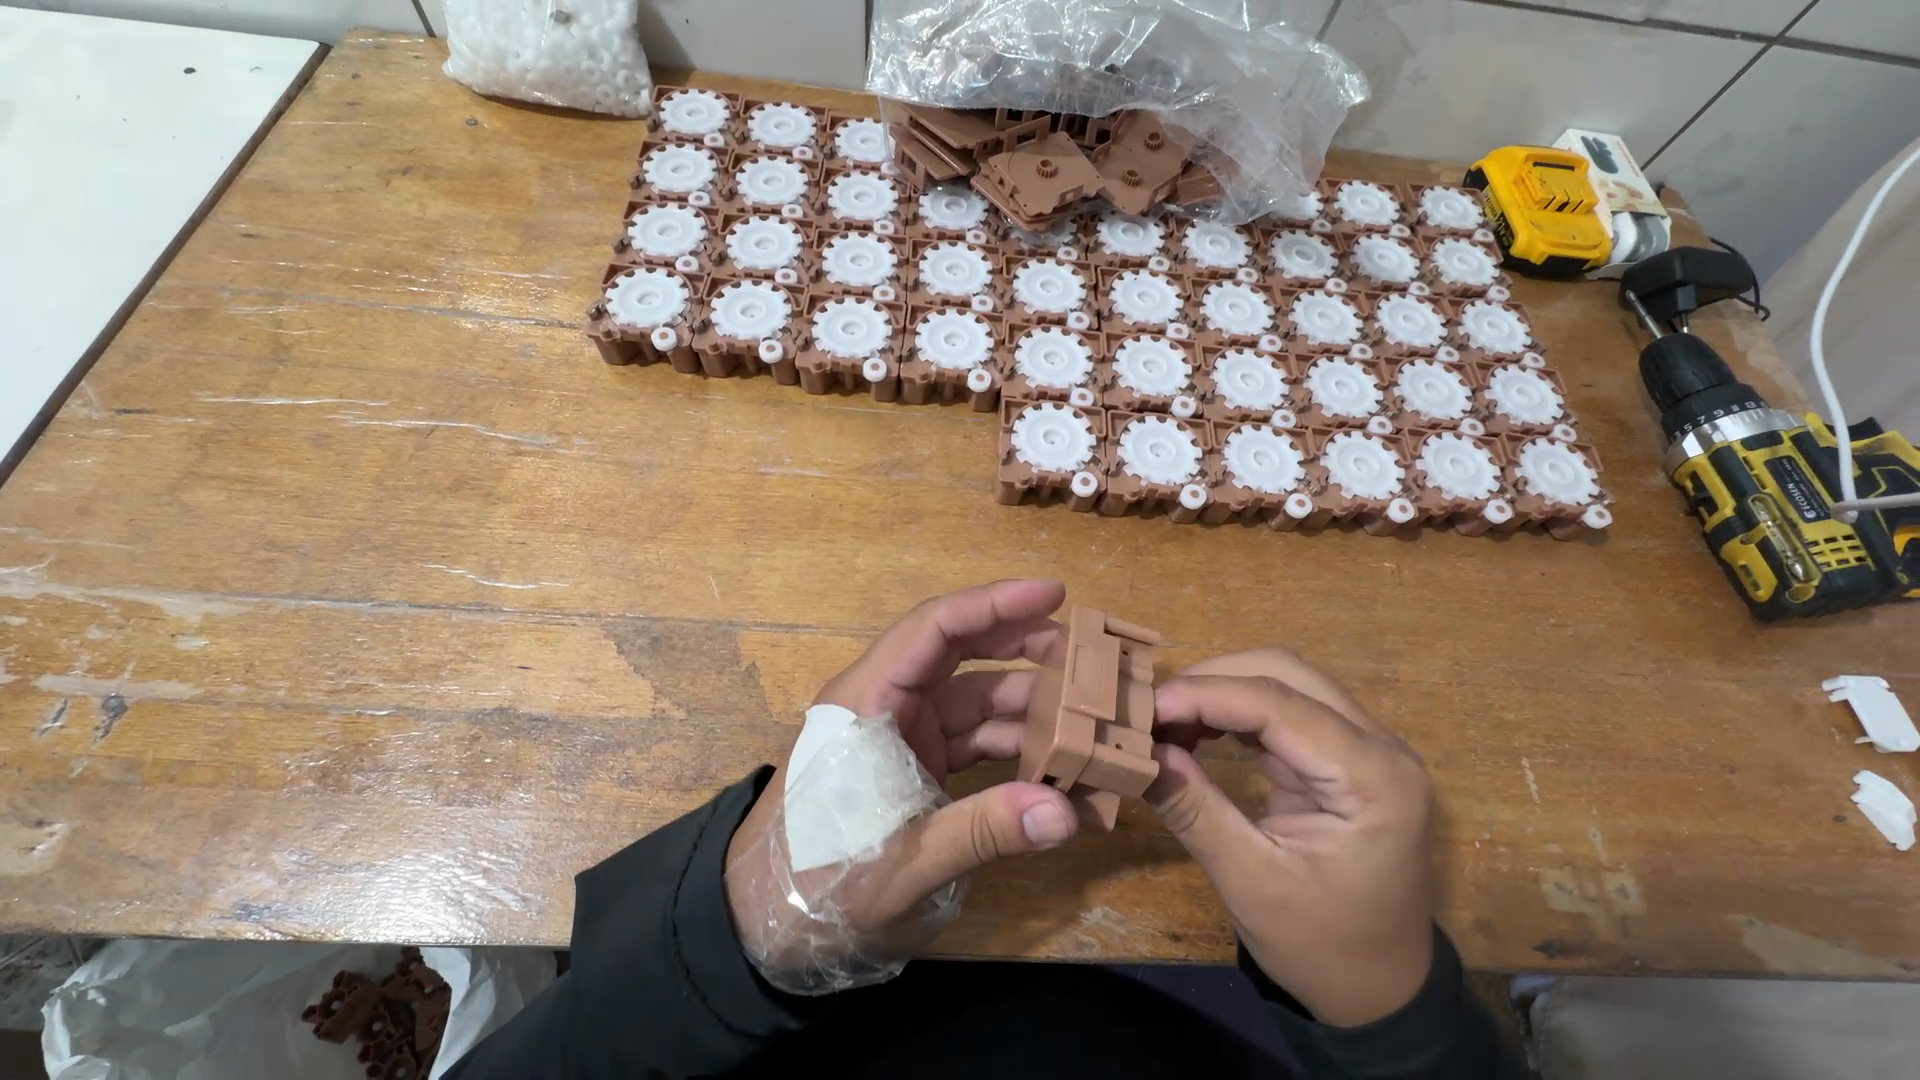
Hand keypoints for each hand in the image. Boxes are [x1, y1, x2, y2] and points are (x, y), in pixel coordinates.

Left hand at [724, 580, 1081, 988]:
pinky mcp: (918, 765)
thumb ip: (981, 832)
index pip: (935, 629)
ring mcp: (906, 735)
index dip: (995, 604)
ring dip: (1030, 708)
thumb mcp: (901, 860)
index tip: (1055, 594)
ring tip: (1092, 717)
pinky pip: (977, 742)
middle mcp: (889, 704)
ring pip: (978, 700)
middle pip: (962, 654)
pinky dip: (1018, 751)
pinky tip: (1061, 766)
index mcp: (869, 701)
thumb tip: (1066, 812)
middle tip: (1089, 653)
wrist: (766, 921)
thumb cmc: (816, 879)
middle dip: (1025, 647)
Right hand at [1147, 648, 1434, 1026]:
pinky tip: (1195, 731)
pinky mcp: (1340, 757)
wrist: (1380, 989)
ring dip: (1220, 691)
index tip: (1144, 709)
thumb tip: (1142, 754)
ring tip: (1165, 722)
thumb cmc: (1322, 946)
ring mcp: (1363, 747)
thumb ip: (1197, 811)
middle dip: (1212, 681)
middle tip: (1152, 712)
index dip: (1205, 695)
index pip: (1278, 703)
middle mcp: (1378, 745)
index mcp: (1373, 777)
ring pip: (1282, 681)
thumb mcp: (1252, 882)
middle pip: (1285, 671)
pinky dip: (1232, 712)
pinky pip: (1281, 710)